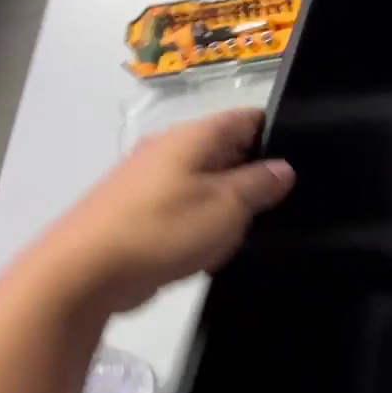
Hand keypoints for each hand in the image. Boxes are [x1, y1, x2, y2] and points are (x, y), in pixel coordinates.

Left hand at [32, 108, 294, 311]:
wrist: (84, 273)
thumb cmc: (163, 230)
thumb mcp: (228, 205)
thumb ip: (261, 183)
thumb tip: (283, 168)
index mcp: (192, 138)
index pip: (247, 119)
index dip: (280, 132)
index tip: (307, 157)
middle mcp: (170, 151)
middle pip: (229, 150)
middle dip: (260, 171)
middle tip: (292, 199)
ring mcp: (152, 181)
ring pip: (211, 181)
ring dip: (235, 201)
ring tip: (260, 225)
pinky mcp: (142, 211)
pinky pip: (190, 208)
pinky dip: (209, 222)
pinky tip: (221, 245)